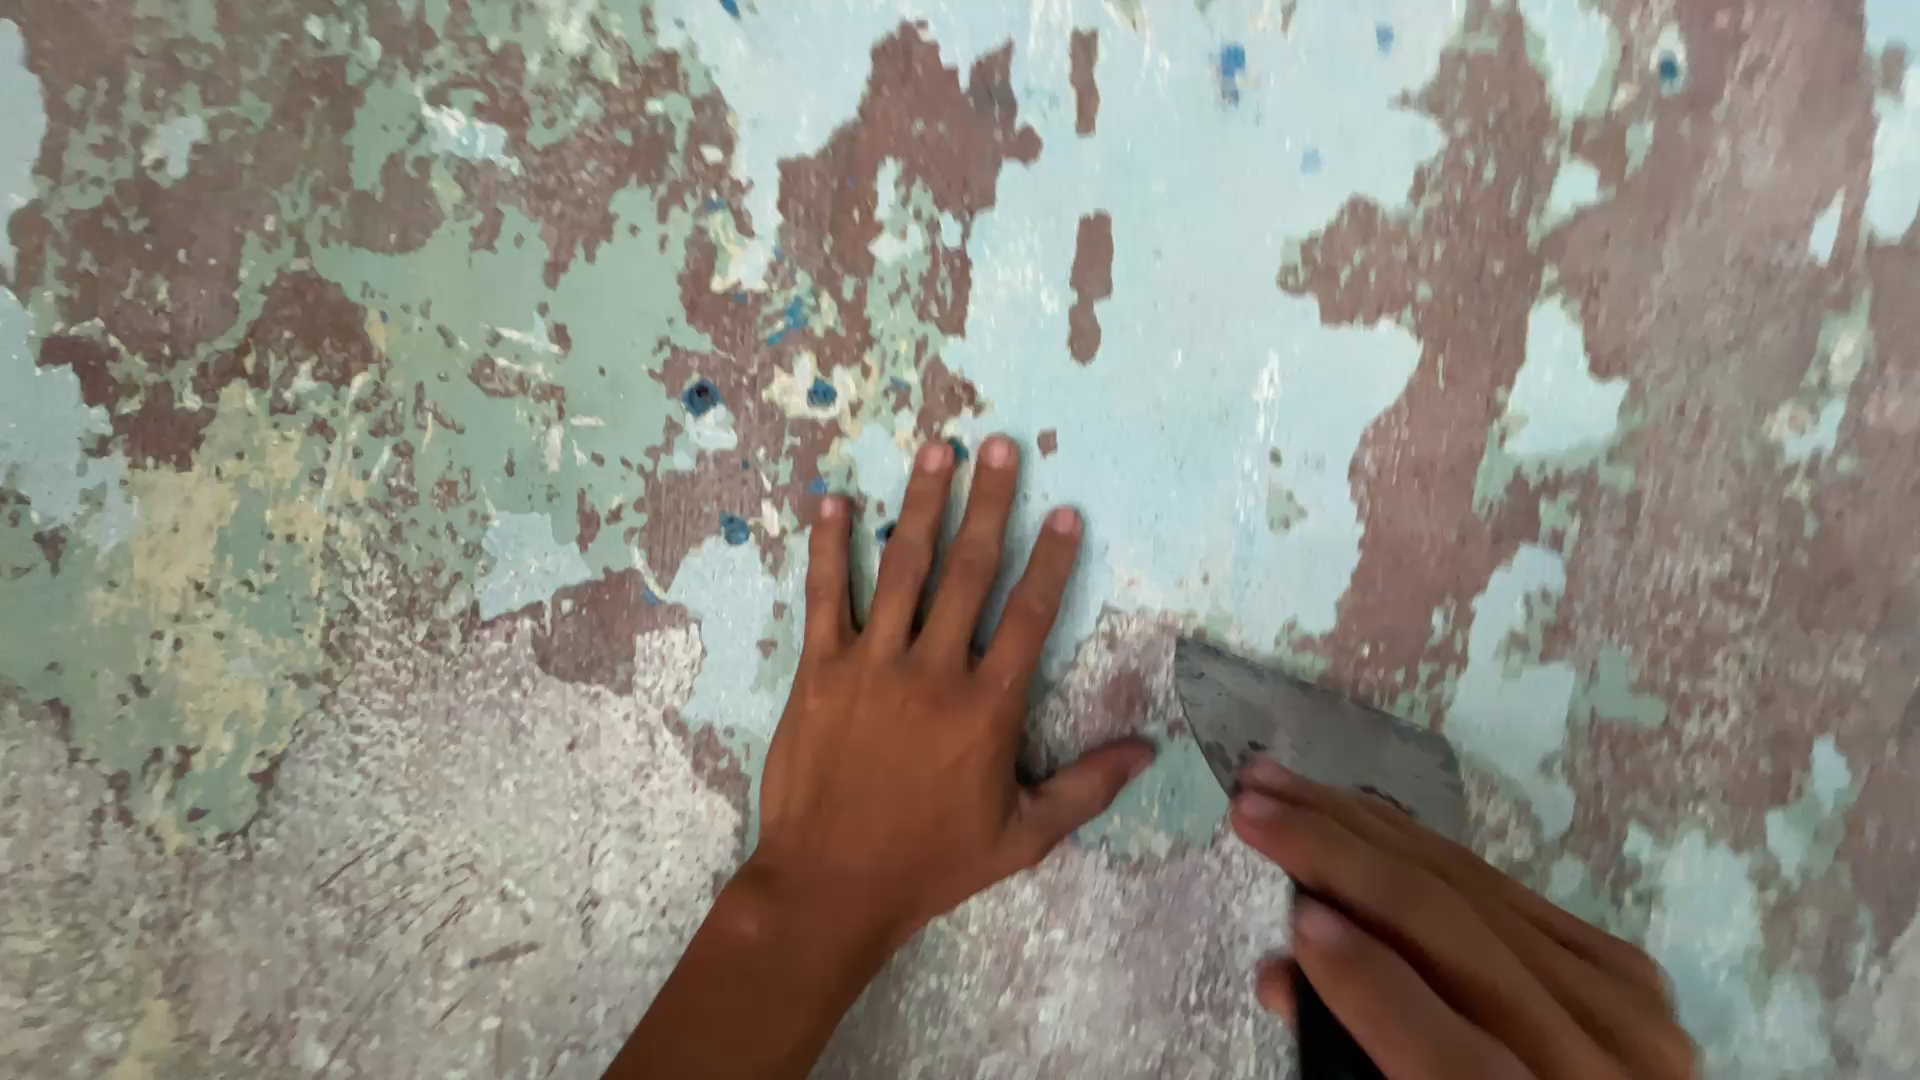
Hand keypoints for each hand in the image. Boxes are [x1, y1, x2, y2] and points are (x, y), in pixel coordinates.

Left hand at [750, 434, 1155, 950]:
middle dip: (988, 503)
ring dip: (920, 504)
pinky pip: (824, 597)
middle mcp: (932, 671)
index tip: (1064, 511)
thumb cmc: (932, 862)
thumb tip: (1150, 749)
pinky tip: (833, 501)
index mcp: (986, 708)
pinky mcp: (819, 670)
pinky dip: (830, 547)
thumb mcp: (1024, 837)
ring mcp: (871, 665)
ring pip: (901, 569)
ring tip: (936, 451)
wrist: (831, 886)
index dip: (1050, 560)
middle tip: (998, 445)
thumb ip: (1087, 787)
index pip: (1029, 617)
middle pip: (967, 571)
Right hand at [1230, 760, 1696, 1079]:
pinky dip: (1400, 835)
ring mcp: (1619, 998)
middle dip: (1333, 855)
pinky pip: (1482, 874)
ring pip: (1458, 879)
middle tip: (1248, 807)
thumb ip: (1357, 1046)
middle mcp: (1606, 1060)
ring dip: (1347, 819)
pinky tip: (1344, 803)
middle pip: (1452, 933)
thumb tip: (1279, 972)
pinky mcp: (1613, 955)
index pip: (1458, 1061)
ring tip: (1273, 781)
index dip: (1372, 987)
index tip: (1293, 919)